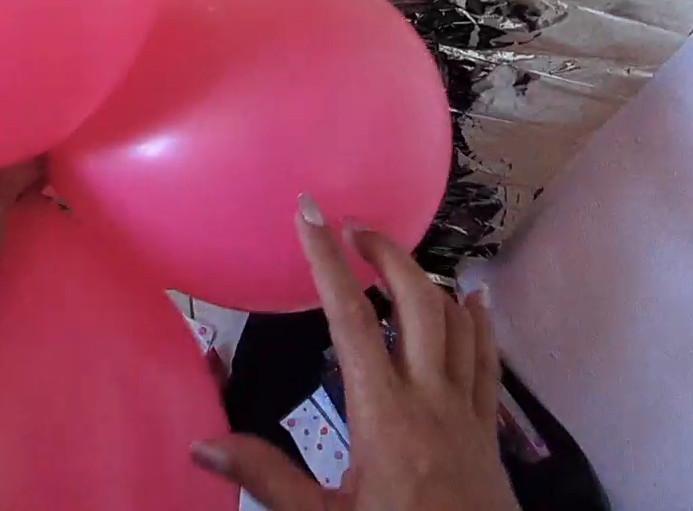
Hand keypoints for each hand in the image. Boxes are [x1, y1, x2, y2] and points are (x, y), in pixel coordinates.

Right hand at [191, 196, 519, 510]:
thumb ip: (267, 478)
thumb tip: (202, 443)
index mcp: (384, 414)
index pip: (352, 319)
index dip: (327, 261)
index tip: (310, 215)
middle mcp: (430, 398)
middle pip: (418, 303)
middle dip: (386, 254)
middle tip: (354, 230)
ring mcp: (467, 412)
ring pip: (456, 323)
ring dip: (426, 279)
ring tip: (394, 257)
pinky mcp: (490, 432)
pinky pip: (489, 363)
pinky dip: (478, 323)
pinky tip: (472, 298)